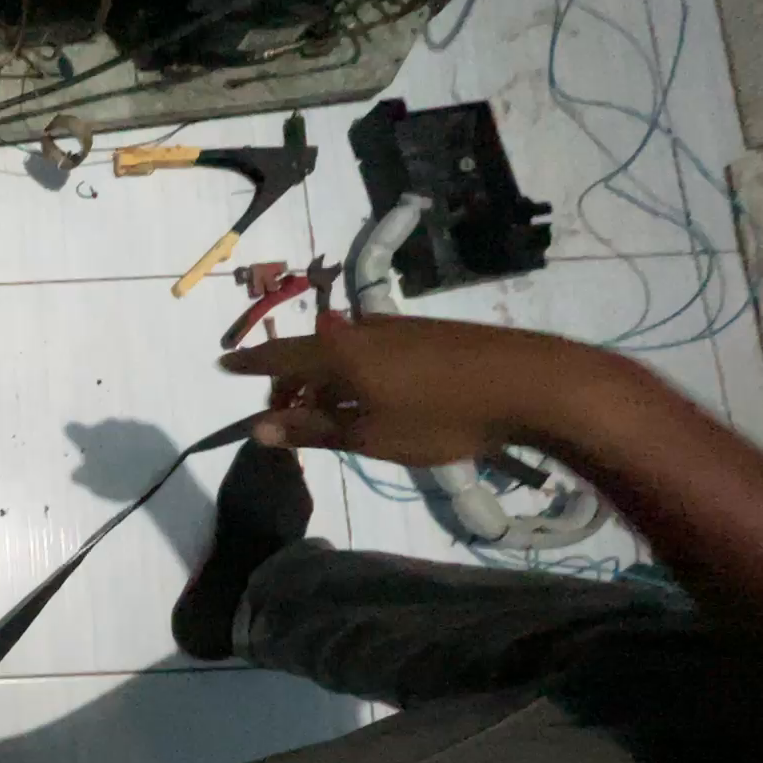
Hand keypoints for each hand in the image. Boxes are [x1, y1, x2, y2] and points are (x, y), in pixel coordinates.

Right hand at [219, 315, 630, 466]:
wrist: (539, 386)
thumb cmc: (441, 416)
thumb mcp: (367, 434)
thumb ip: (310, 430)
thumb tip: (256, 430)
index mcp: (338, 352)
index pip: (278, 356)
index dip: (249, 364)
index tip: (223, 364)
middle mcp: (361, 330)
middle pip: (308, 354)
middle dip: (289, 383)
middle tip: (284, 413)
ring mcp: (397, 329)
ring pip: (342, 353)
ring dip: (324, 381)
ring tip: (327, 413)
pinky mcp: (429, 334)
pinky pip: (370, 351)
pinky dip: (354, 373)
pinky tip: (371, 398)